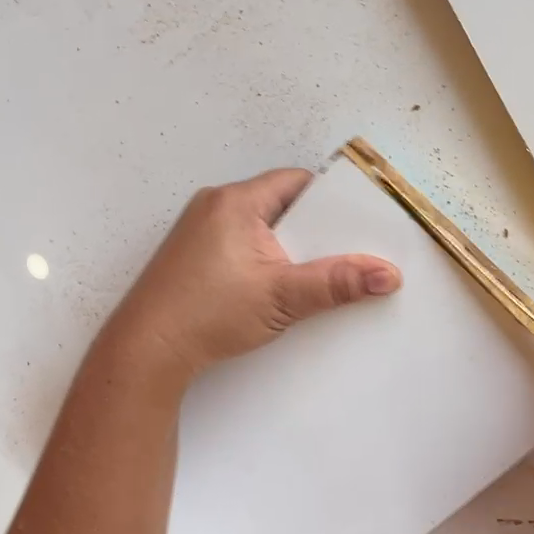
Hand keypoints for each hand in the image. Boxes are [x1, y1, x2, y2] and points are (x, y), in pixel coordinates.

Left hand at [108, 169, 401, 378]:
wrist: (147, 351)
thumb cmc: (204, 314)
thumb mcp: (283, 297)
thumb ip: (337, 283)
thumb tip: (386, 274)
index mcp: (235, 202)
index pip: (296, 182)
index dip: (331, 199)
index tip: (358, 221)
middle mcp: (215, 208)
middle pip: (282, 205)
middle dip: (314, 230)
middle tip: (345, 253)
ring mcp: (202, 233)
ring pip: (264, 229)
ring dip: (291, 249)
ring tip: (317, 274)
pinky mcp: (196, 258)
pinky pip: (245, 247)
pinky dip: (268, 262)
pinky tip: (281, 289)